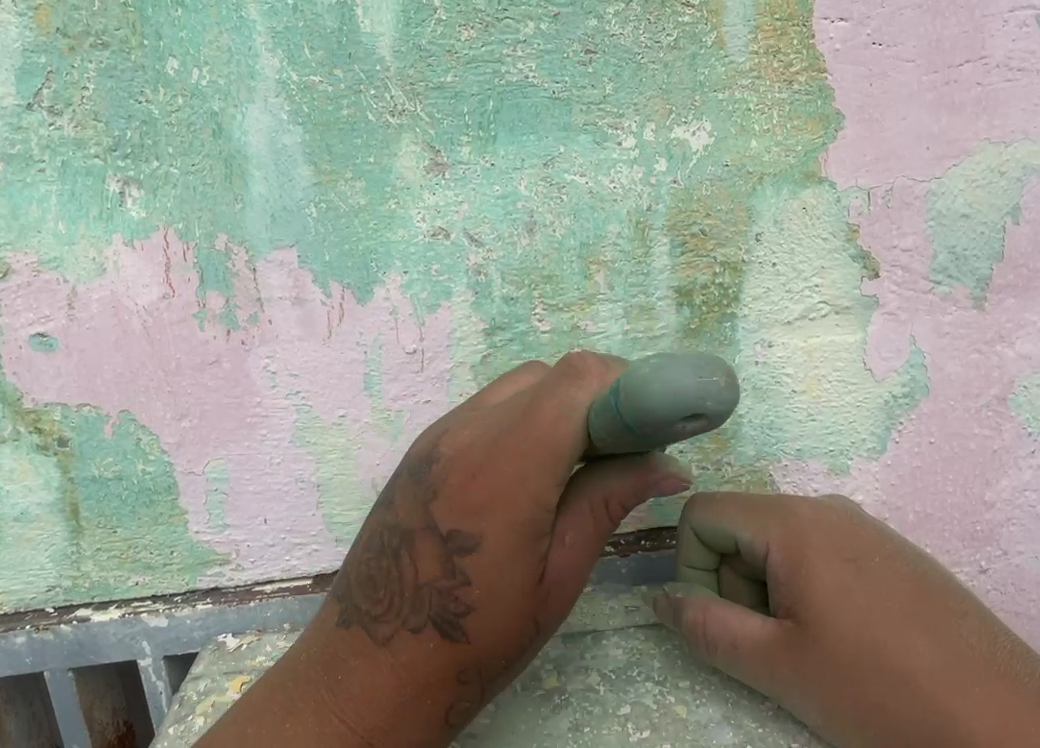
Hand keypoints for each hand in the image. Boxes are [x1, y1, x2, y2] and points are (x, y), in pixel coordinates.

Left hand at [201, 352, 692, 747]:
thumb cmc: (476, 637)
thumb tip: (668, 463)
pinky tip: (533, 469)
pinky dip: (522, 418)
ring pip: (515, 386)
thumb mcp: (558, 577)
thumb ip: (607, 502)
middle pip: (549, 374)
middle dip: (597, 394)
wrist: (371, 665)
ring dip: (558, 404)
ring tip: (581, 460)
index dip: (627, 386)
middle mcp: (469, 429)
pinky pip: (485, 407)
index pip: (579, 378)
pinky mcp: (422, 448)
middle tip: (625, 447)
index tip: (656, 424)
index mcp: (510, 460)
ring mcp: (439, 434)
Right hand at [651, 493, 1039, 747]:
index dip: (691, 567)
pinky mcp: (899, 557)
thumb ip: (707, 628)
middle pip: (744, 528)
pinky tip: (853, 649)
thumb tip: (661, 598)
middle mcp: (828, 508)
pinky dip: (814, 596)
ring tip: (815, 655)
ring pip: (784, 546)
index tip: (723, 624)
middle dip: (735, 584)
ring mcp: (869, 529)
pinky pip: (827, 557)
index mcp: (793, 521)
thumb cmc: (884, 694)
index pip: (703, 512)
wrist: (1015, 728)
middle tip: (772, 650)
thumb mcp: (781, 668)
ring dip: (774, 595)